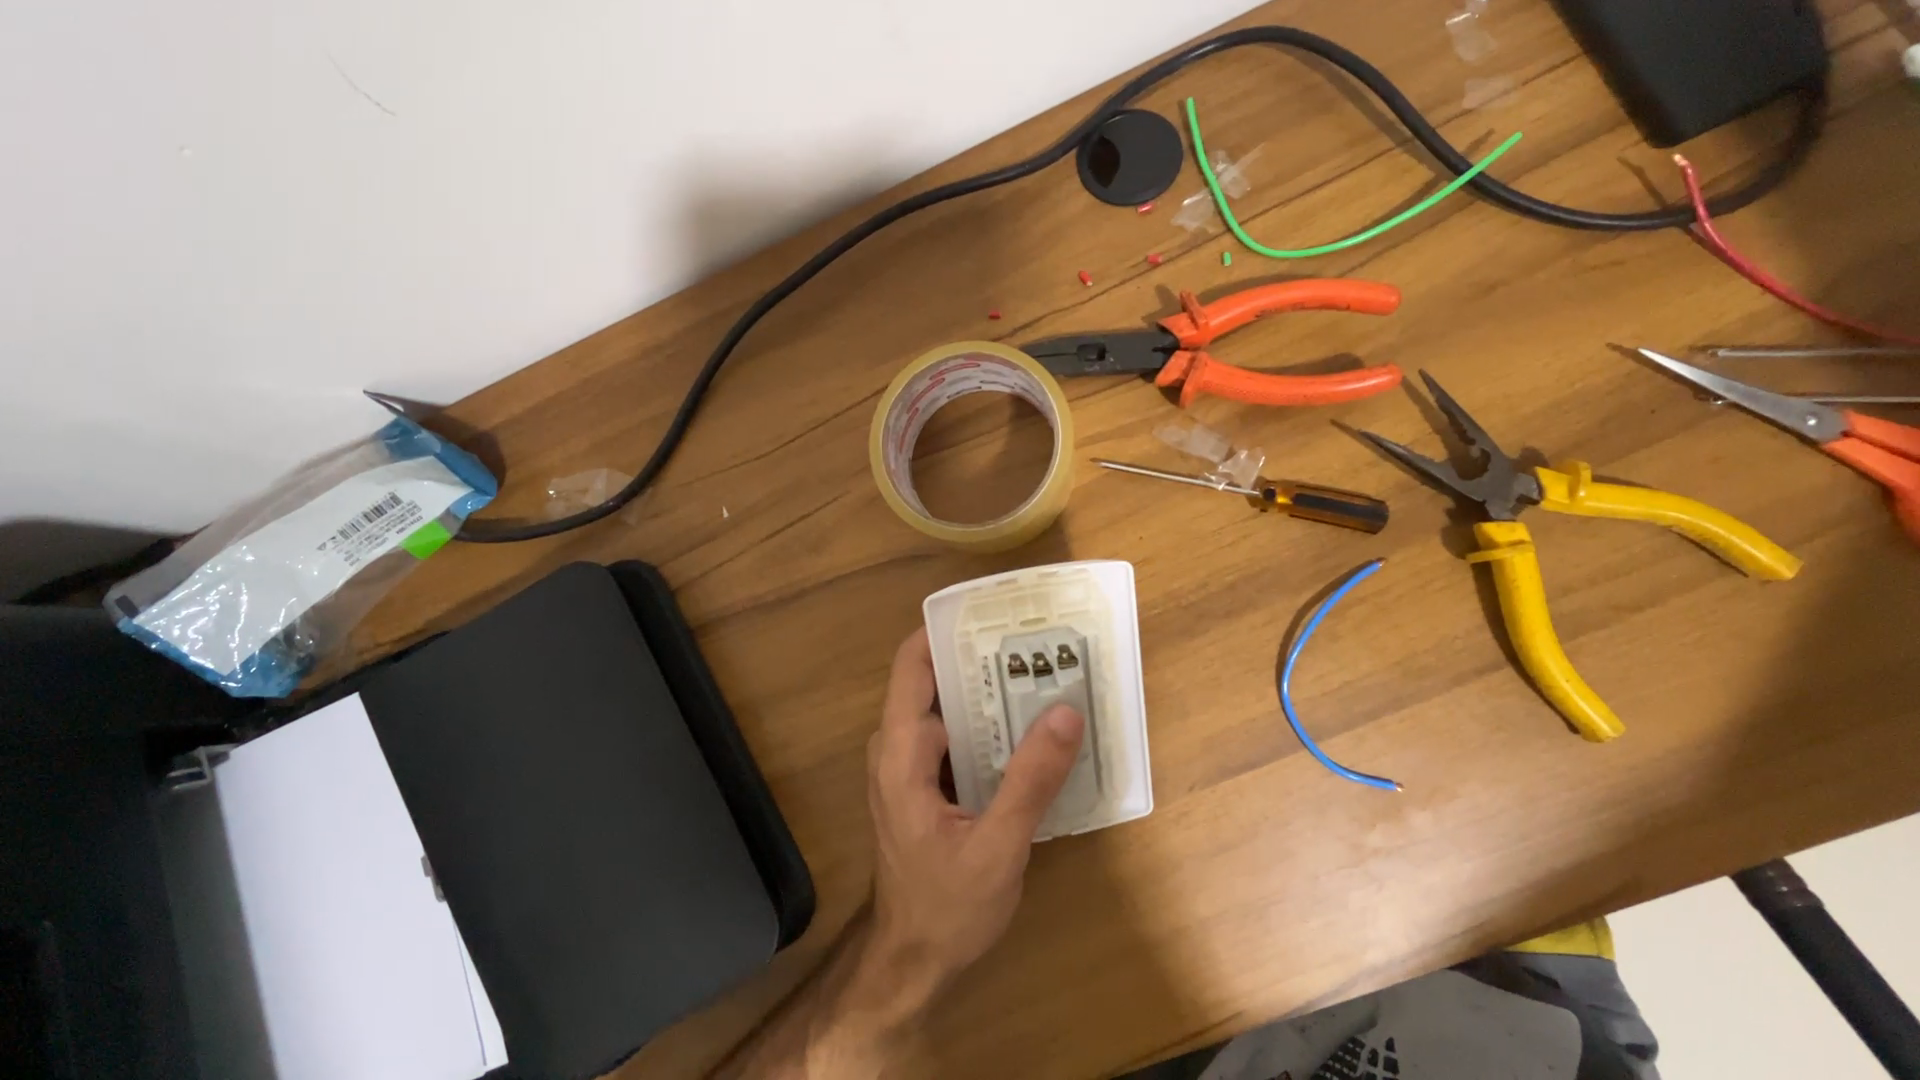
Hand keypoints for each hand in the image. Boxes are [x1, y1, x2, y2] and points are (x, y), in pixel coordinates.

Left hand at [855, 627, 1085, 1018]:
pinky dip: (988, 728)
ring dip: (989, 694)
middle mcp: (898, 750)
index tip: (994, 610)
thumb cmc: (946, 908)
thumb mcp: (998, 846)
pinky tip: (1031, 729)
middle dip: (983, 659)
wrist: (913, 962)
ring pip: (948, 711)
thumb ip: (1032, 780)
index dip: (946, 630)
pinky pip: (955, 739)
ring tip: (1043, 674)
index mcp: (901, 754)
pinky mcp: (926, 788)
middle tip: (1039, 642)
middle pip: (935, 683)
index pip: (912, 666)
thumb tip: (1065, 712)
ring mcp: (910, 769)